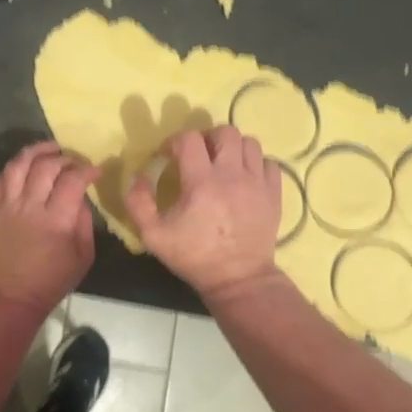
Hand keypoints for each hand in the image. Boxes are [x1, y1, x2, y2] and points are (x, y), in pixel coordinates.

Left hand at [0, 142, 100, 311]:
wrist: (14, 295)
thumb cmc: (53, 280)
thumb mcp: (83, 257)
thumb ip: (84, 223)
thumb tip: (81, 199)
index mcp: (56, 221)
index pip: (73, 181)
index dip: (87, 170)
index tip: (97, 169)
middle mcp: (31, 207)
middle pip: (46, 167)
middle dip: (64, 157)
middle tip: (74, 161)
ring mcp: (9, 207)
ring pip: (18, 166)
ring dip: (35, 151)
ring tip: (49, 148)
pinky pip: (1, 179)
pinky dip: (13, 167)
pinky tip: (26, 166)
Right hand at [125, 126, 282, 297]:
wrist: (238, 279)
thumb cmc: (193, 257)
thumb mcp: (153, 236)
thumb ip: (138, 203)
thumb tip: (139, 176)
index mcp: (201, 182)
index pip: (189, 139)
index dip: (174, 141)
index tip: (168, 156)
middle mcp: (232, 174)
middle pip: (225, 132)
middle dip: (207, 138)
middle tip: (198, 155)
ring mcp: (257, 182)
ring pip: (250, 143)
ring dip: (233, 148)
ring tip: (222, 163)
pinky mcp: (274, 193)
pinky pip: (268, 163)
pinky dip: (255, 164)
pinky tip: (244, 178)